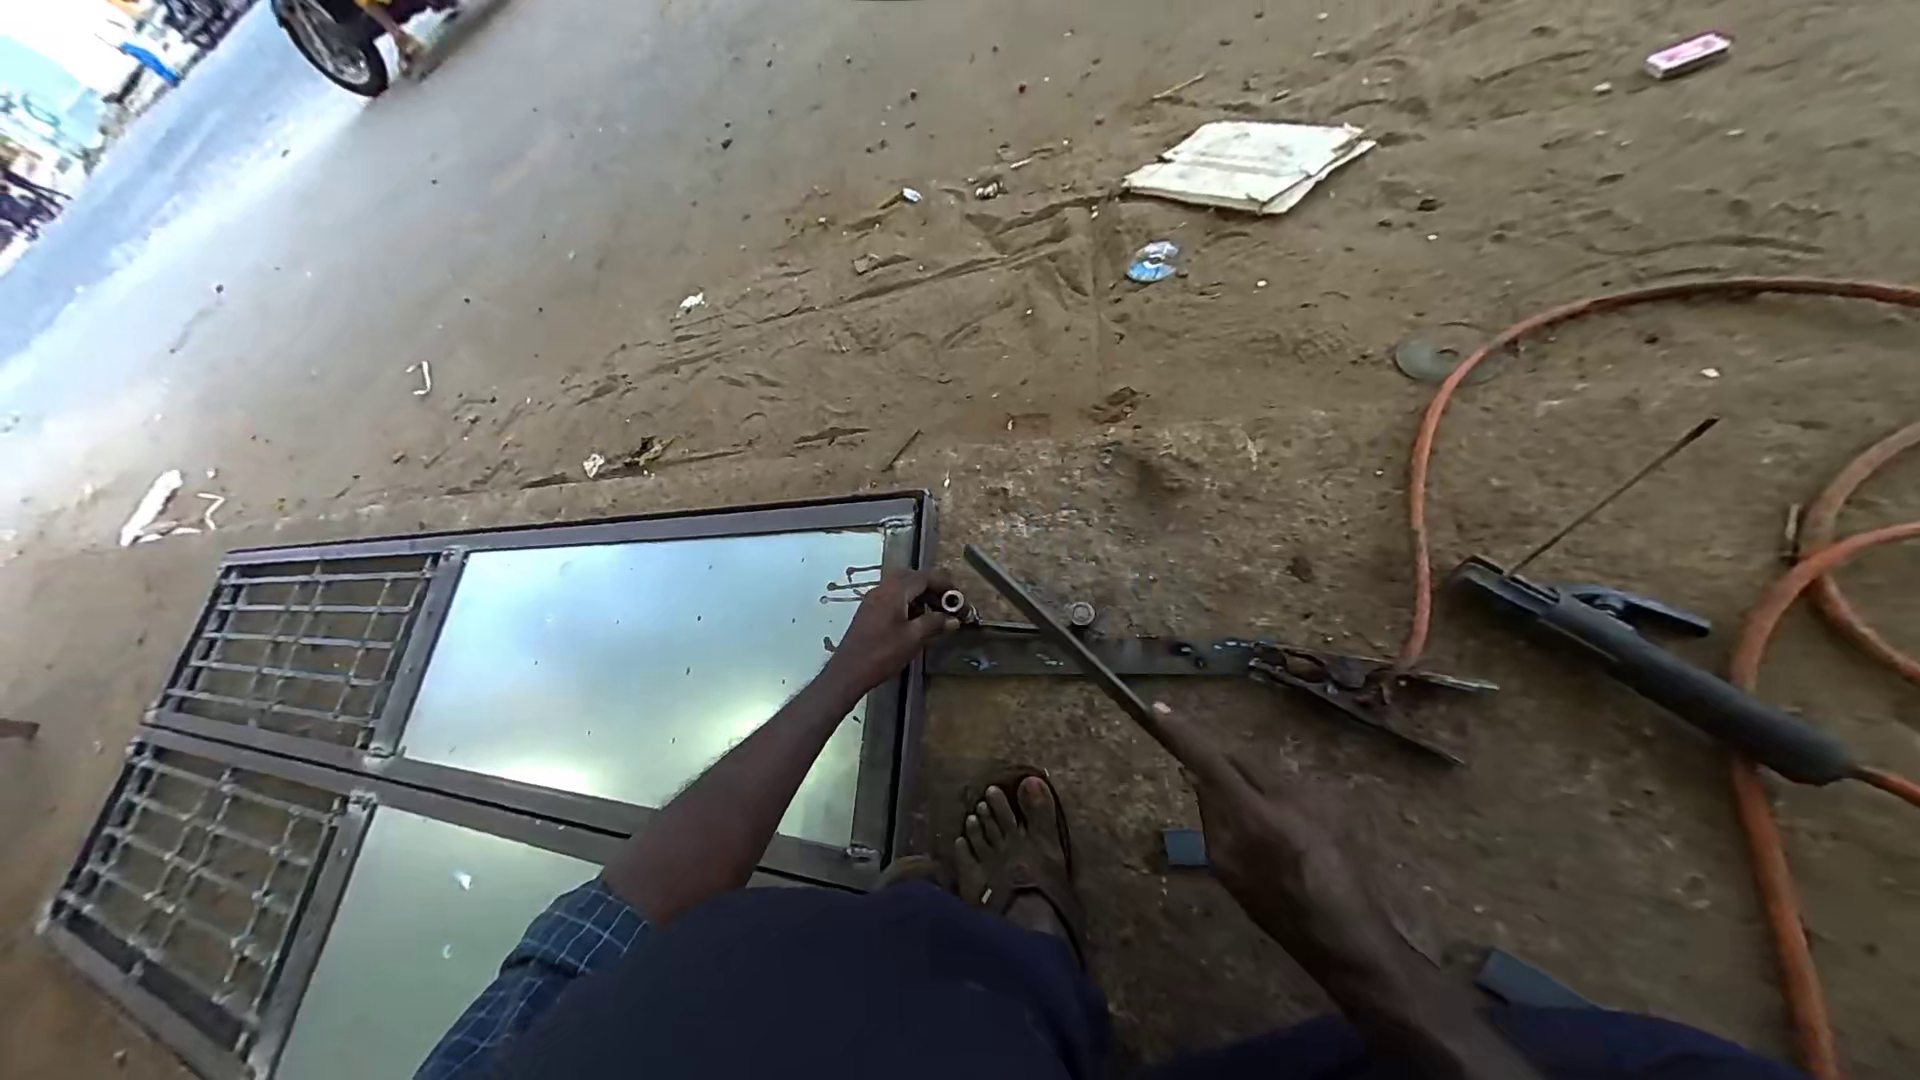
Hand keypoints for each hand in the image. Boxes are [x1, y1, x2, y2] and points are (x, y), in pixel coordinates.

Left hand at [821, 568, 959, 697]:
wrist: (848, 671)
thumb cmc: (882, 653)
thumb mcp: (913, 638)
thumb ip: (935, 623)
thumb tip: (953, 619)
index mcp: (895, 590)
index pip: (924, 577)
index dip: (944, 584)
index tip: (959, 596)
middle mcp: (882, 588)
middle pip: (912, 579)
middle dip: (933, 589)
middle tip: (948, 604)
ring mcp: (873, 599)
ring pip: (902, 589)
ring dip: (921, 597)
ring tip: (936, 615)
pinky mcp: (869, 612)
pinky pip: (893, 599)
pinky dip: (908, 605)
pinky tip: (916, 623)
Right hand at [1161, 706, 1404, 969]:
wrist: (1351, 938)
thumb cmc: (1280, 913)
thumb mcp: (1230, 869)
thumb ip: (1211, 816)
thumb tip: (1195, 776)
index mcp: (1258, 816)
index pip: (1211, 760)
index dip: (1182, 733)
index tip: (1159, 711)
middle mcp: (1287, 794)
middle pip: (1238, 755)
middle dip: (1215, 758)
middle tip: (1196, 774)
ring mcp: (1313, 795)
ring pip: (1260, 768)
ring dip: (1241, 779)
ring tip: (1239, 815)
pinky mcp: (1328, 801)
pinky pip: (1281, 784)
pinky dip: (1264, 793)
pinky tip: (1271, 828)